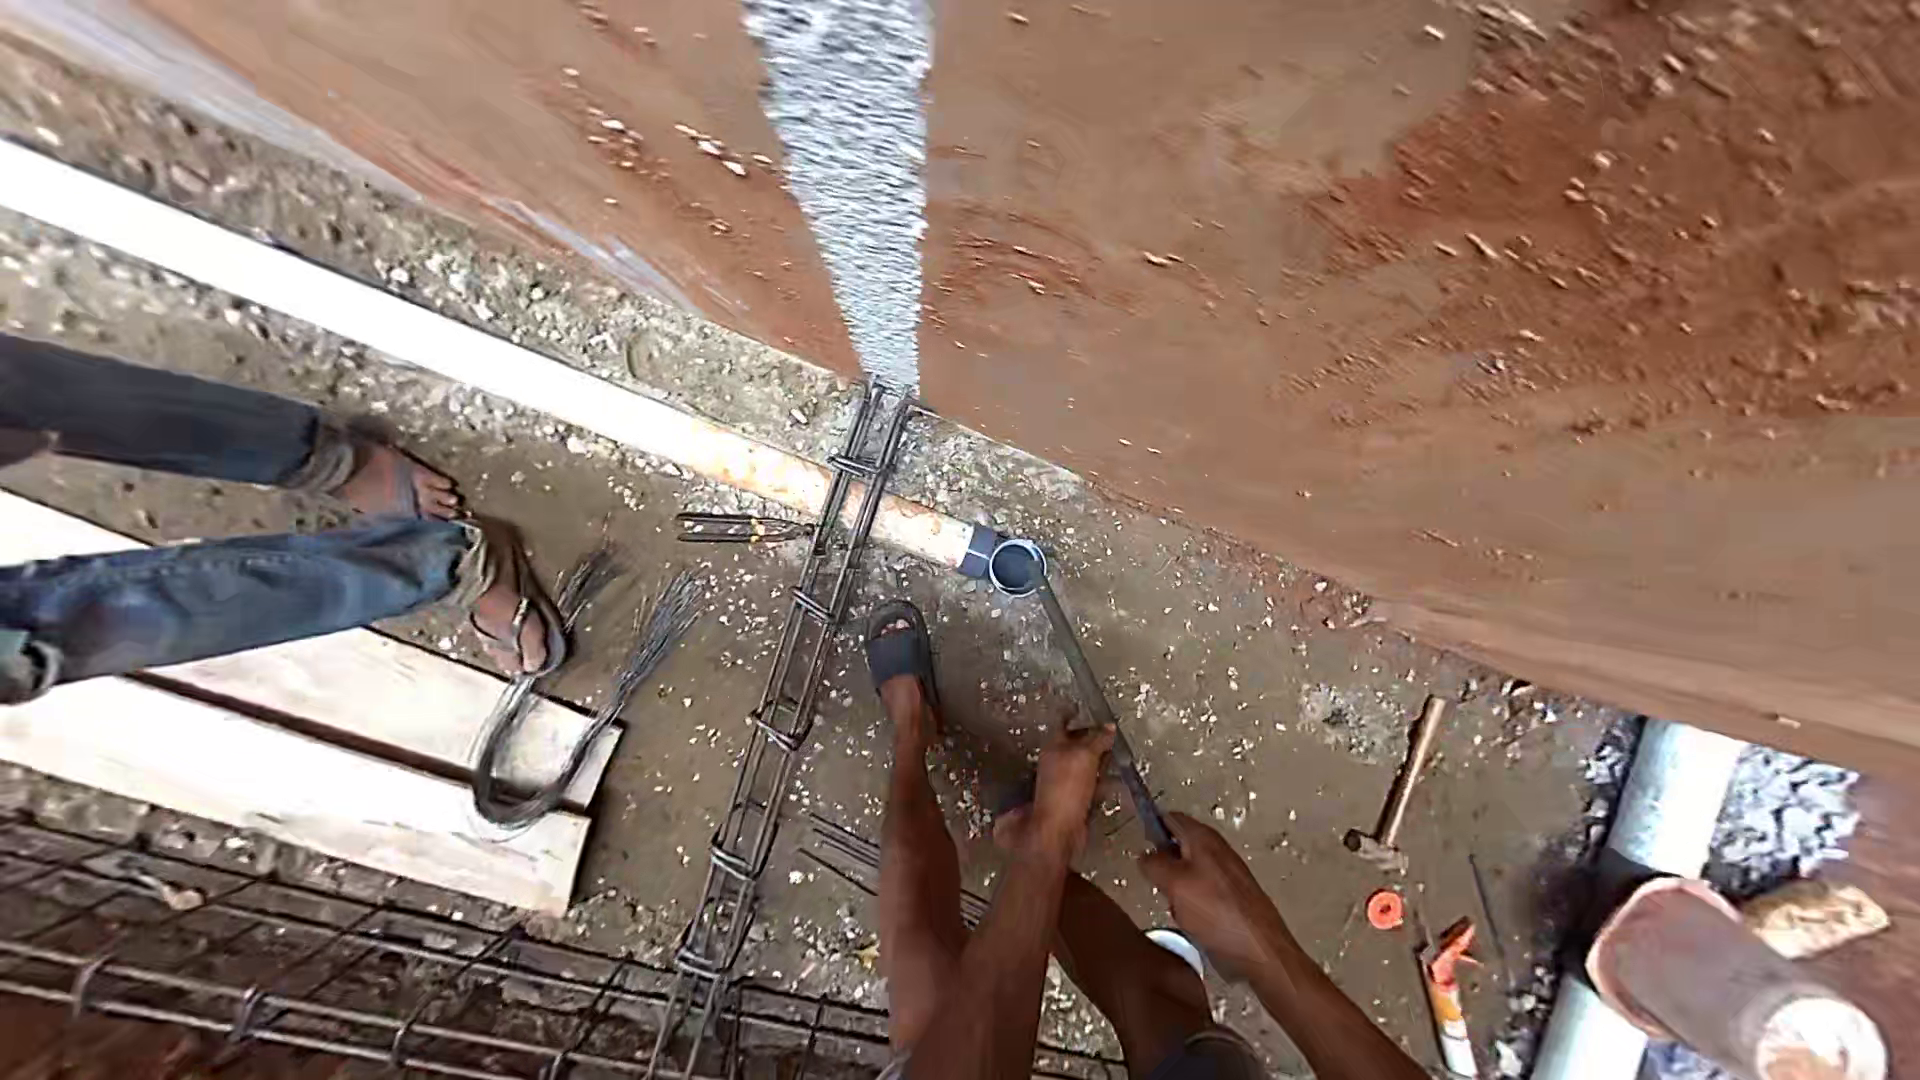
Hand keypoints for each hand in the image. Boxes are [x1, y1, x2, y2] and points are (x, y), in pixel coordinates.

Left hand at [1005, 721, 1114, 862]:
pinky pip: (1092, 786)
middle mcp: (1057, 762)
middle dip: (1094, 738)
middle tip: (1114, 733)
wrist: (1059, 831)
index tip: (1087, 708)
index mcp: (1053, 747)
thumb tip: (1109, 726)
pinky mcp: (1076, 800)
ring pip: (1086, 765)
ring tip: (1122, 755)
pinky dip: (1104, 783)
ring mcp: (1065, 782)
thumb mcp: (1085, 757)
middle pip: (1077, 744)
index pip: (1063, 723)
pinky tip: (1119, 782)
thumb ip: (1097, 740)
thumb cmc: (1067, 787)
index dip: (1073, 714)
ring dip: (1103, 761)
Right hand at [1139, 812, 1294, 979]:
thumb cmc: (1216, 912)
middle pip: (1177, 847)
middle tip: (1162, 888)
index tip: (1140, 848)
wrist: (1263, 954)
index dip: (1150, 827)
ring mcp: (1228, 873)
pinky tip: (1196, 924)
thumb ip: (1152, 863)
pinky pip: (1203, 893)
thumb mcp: (1173, 884)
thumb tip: (1145, 856)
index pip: (1168, 817)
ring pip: (1188, 873)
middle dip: (1164, 867)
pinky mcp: (1235, 897)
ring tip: (1181, 911)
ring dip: (1178, 890)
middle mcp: (1217, 849)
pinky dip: (1194, 905)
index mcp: (1202, 836)